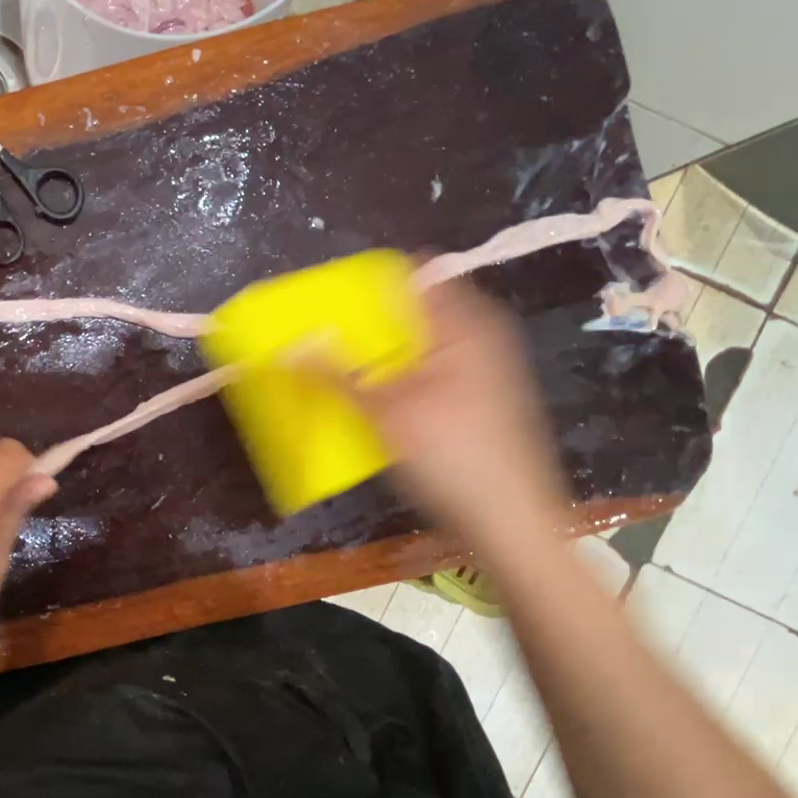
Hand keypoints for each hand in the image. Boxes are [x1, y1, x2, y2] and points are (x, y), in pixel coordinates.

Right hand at [339, 281, 571, 546]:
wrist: (510, 523)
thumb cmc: (455, 457)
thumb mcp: (387, 413)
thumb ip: (335, 375)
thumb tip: (287, 347)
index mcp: (466, 325)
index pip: (417, 273)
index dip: (371, 280)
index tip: (327, 298)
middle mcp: (477, 339)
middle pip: (412, 313)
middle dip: (363, 324)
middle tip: (317, 336)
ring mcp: (479, 373)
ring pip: (415, 349)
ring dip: (373, 358)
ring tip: (329, 371)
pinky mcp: (473, 404)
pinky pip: (423, 377)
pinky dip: (392, 383)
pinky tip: (364, 405)